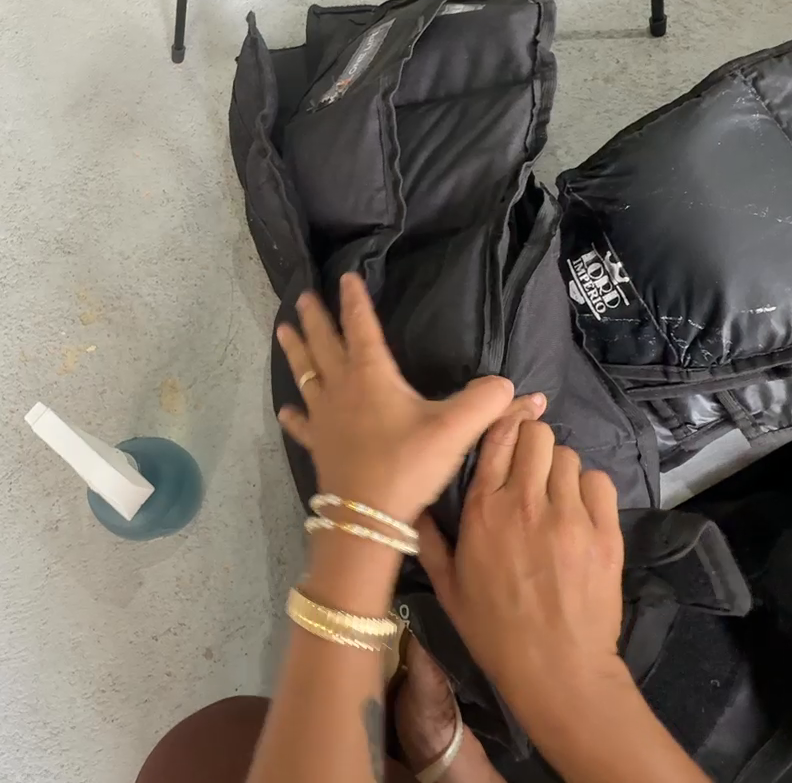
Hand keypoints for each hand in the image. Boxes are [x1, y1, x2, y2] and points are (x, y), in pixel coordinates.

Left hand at [276, 273, 524, 524]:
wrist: (366, 516)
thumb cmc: (407, 465)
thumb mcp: (455, 430)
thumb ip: (485, 402)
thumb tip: (508, 384)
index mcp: (370, 374)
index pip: (361, 326)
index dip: (355, 300)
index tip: (346, 276)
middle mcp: (342, 387)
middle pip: (324, 343)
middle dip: (315, 318)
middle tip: (302, 296)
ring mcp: (324, 416)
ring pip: (305, 374)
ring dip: (295, 351)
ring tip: (283, 330)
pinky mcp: (318, 444)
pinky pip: (301, 423)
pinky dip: (294, 414)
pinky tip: (287, 409)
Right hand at [416, 416, 628, 717]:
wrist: (557, 672)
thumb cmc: (494, 629)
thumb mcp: (447, 585)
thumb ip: (427, 537)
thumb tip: (412, 502)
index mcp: (483, 509)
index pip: (497, 437)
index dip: (505, 418)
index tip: (509, 415)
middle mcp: (524, 502)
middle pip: (536, 435)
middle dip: (532, 442)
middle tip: (529, 466)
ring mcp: (569, 517)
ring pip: (567, 455)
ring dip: (558, 466)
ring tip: (554, 491)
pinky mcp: (605, 534)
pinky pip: (599, 482)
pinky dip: (589, 486)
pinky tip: (579, 507)